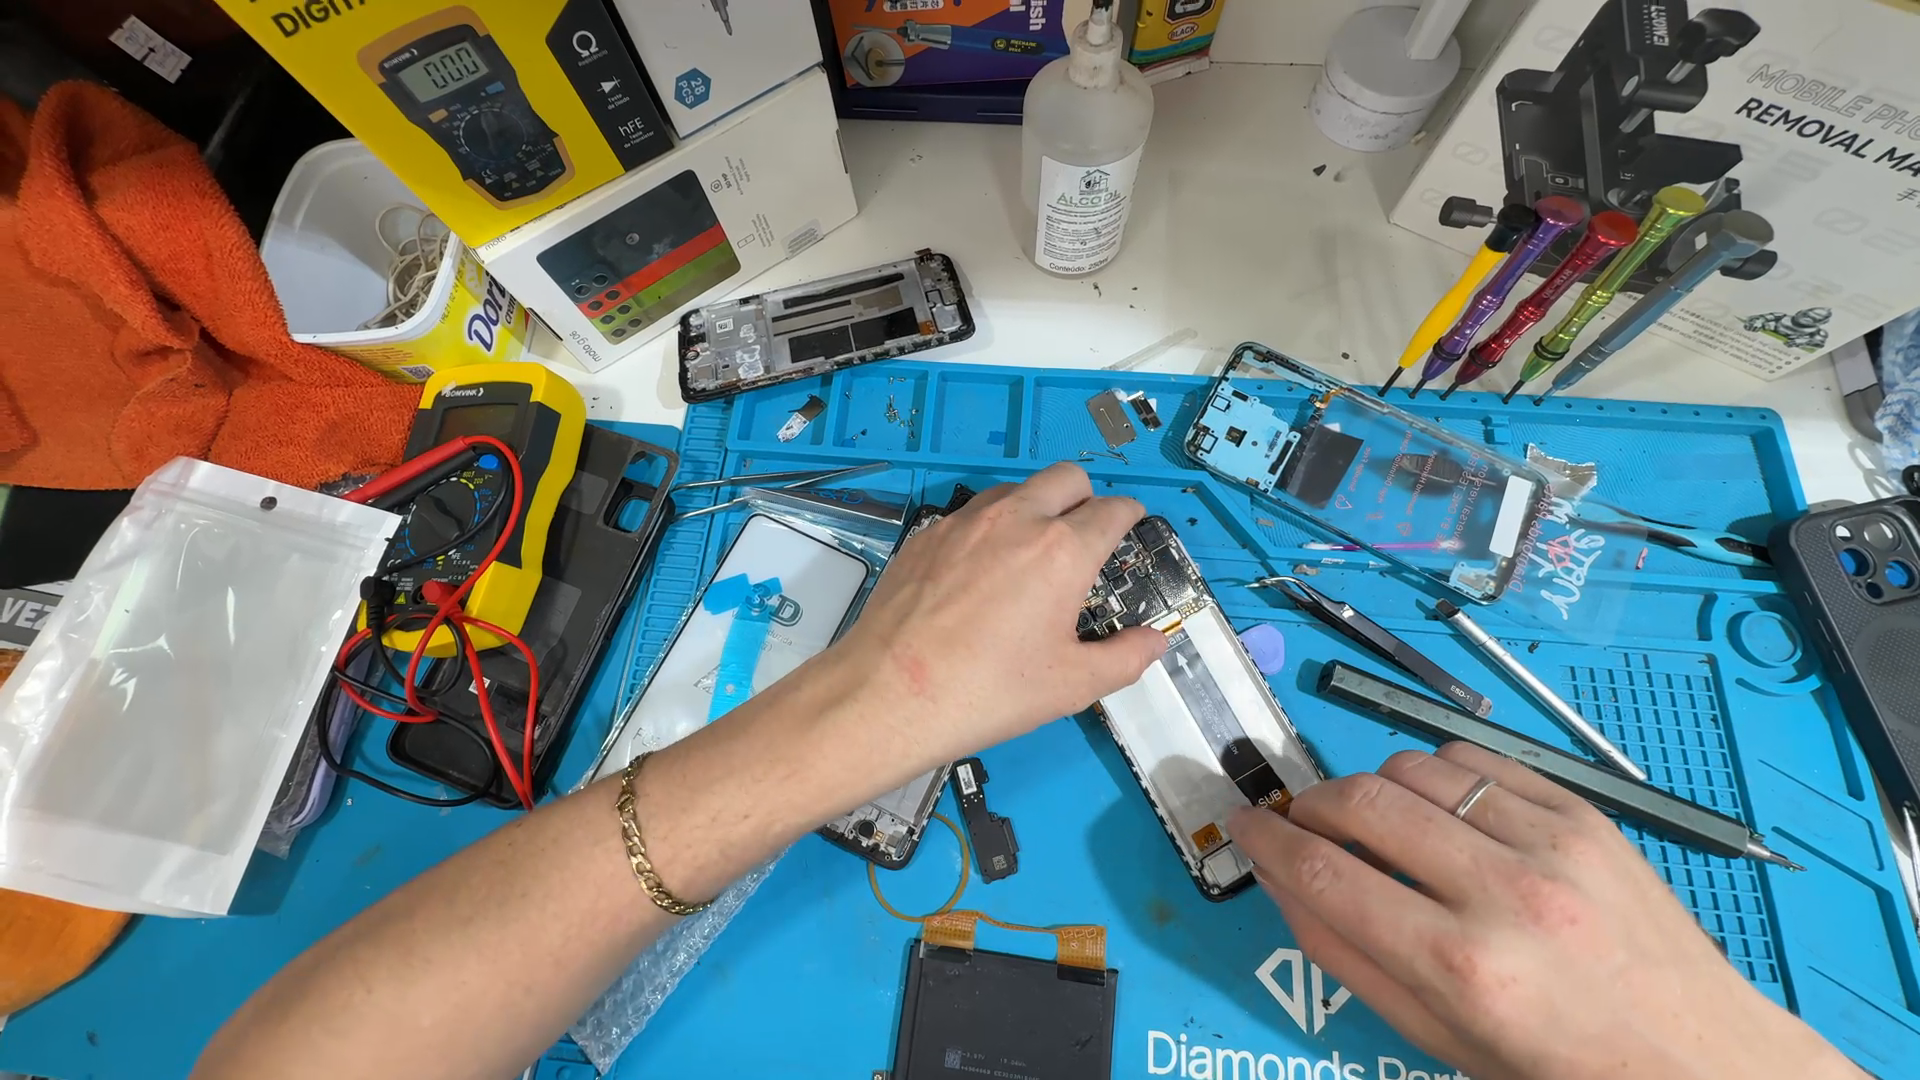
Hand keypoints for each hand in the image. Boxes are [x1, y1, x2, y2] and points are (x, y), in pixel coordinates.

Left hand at [831, 463, 1165, 766]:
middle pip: (1066, 477)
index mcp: (1062, 550)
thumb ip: (1125, 658)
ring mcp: (964, 522)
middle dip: (1086, 497)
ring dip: (1035, 506)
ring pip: (1014, 489)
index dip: (1130, 514)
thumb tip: (1156, 641)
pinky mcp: (926, 534)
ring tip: (1030, 551)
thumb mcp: (1071, 685)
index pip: (1112, 509)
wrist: (890, 692)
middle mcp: (1016, 520)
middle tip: (1084, 535)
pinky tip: (977, 570)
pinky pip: (970, 513)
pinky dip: (989, 527)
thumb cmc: (990, 691)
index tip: (1130, 526)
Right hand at [1228, 743, 1864, 1079]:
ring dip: (1372, 791)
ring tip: (1384, 826)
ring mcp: (1553, 844)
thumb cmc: (1552, 1065)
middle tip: (1306, 824)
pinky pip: (1469, 757)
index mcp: (1464, 969)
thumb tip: (1274, 873)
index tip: (1243, 823)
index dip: (1264, 838)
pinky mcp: (1585, 814)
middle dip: (1309, 805)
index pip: (1321, 874)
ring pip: (1408, 769)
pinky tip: (1444, 814)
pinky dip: (1432, 775)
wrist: (1709, 1066)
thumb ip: (1340, 951)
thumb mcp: (1433, 1037)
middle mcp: (1506, 895)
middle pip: (1359, 802)